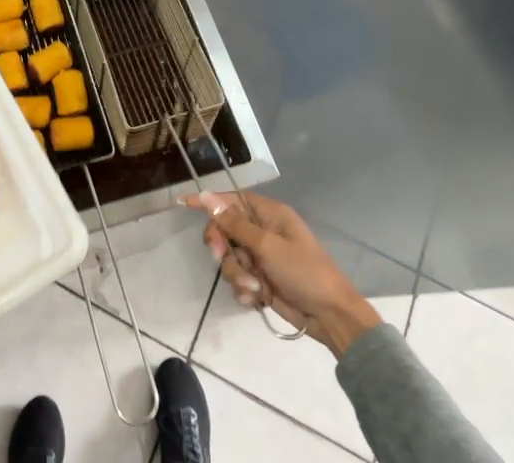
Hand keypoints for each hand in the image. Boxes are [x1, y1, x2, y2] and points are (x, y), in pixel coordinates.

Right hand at [184, 191, 382, 359]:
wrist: (330, 316)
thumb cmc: (304, 272)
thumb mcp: (267, 245)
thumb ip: (235, 223)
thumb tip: (207, 196)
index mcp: (270, 215)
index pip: (232, 199)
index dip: (209, 201)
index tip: (183, 203)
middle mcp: (264, 233)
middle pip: (225, 230)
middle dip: (221, 246)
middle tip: (220, 255)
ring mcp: (262, 258)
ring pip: (229, 258)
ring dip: (237, 274)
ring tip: (254, 288)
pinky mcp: (261, 281)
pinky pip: (238, 279)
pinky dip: (244, 290)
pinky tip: (257, 299)